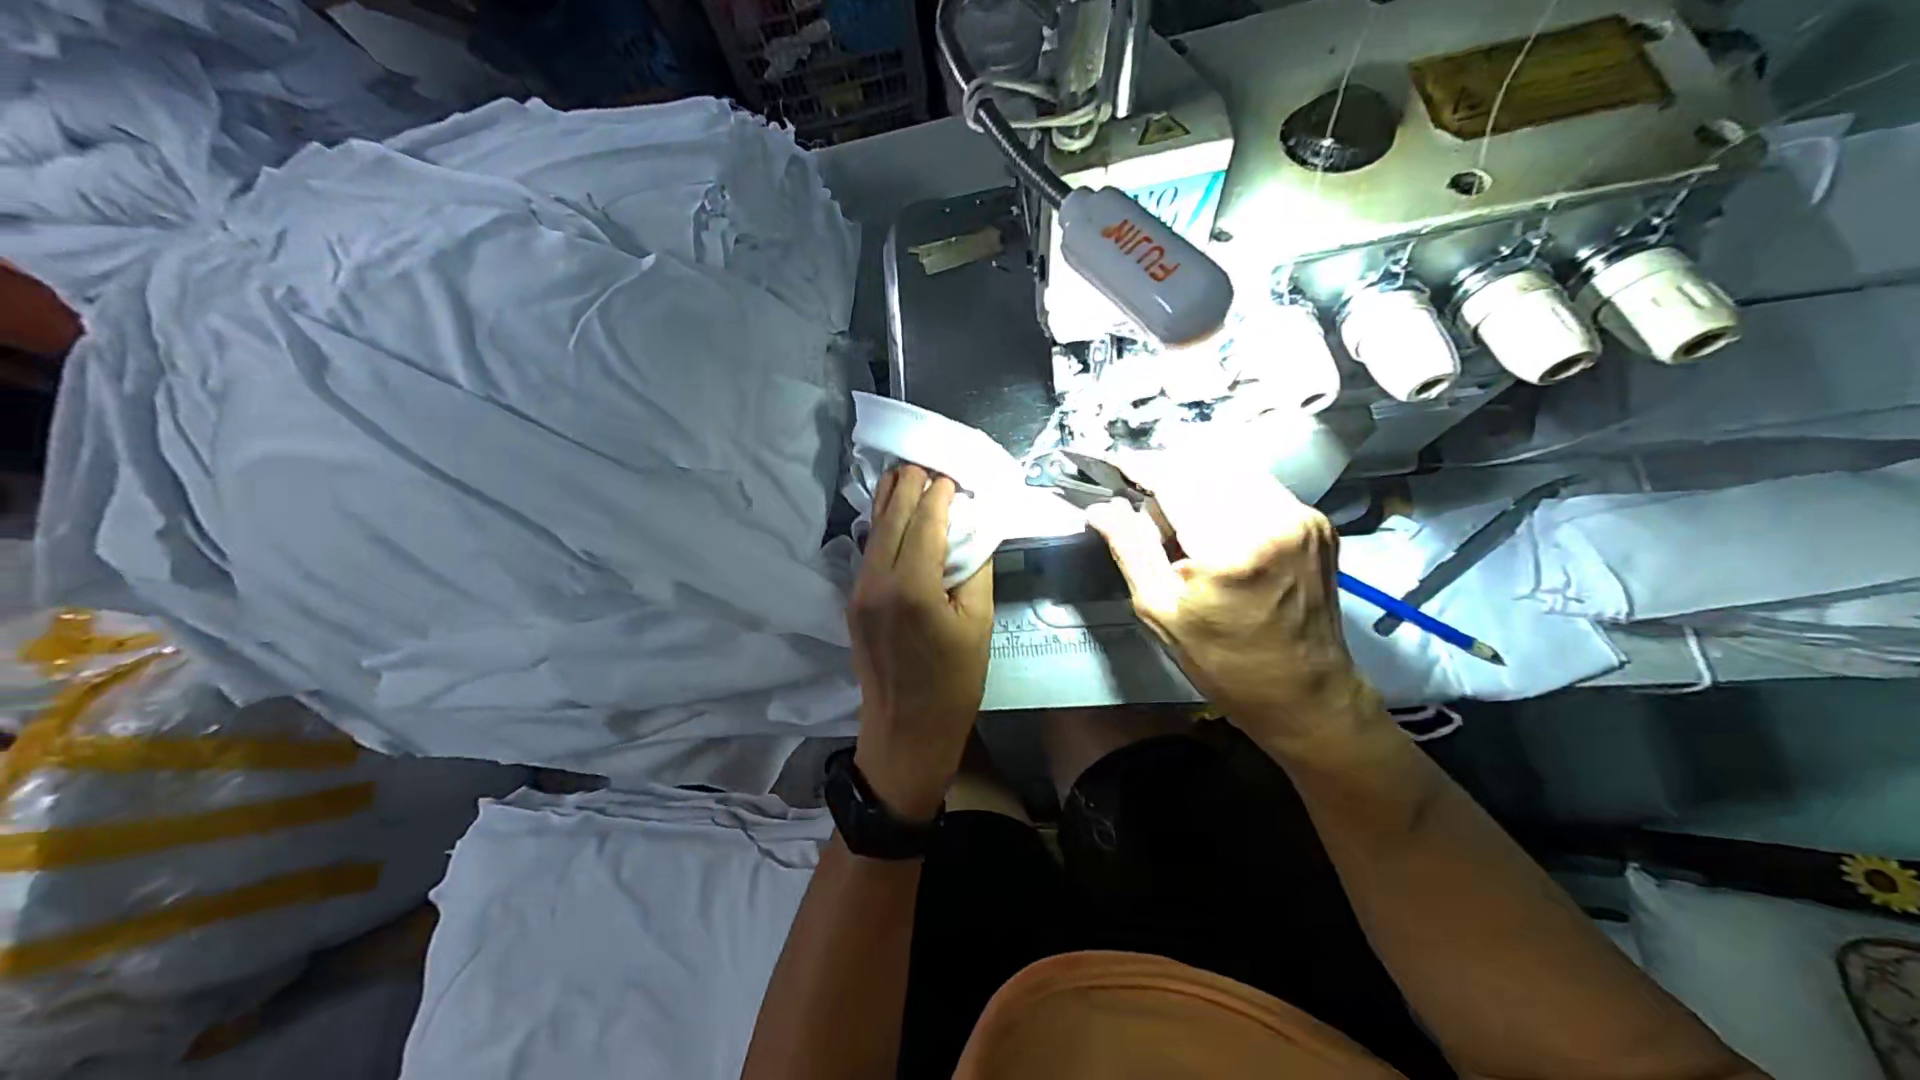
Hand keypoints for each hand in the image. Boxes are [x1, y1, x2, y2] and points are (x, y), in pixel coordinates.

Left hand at [848, 465, 994, 822]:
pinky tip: (896, 514)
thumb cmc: (954, 682)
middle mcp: (877, 580)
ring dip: (892, 501)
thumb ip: (974, 568)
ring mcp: (859, 590)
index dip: (940, 495)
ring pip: (875, 531)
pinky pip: (870, 551)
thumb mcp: (978, 622)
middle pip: (894, 518)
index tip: (953, 477)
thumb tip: (971, 529)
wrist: (907, 729)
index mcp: (913, 586)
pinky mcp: (853, 601)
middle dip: (911, 486)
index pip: (926, 522)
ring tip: (906, 475)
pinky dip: (884, 526)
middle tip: (927, 464)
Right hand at [1085, 453, 1379, 750]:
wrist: (1305, 691)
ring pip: (1234, 469)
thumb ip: (1131, 550)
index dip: (1139, 466)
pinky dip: (1226, 489)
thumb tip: (1101, 509)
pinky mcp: (1317, 522)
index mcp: (1232, 551)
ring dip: (1196, 476)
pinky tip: (1209, 515)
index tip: (1112, 461)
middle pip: (1205, 466)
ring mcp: (1303, 518)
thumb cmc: (1224, 662)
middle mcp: (1275, 522)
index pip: (1176, 481)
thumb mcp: (1160, 612)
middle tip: (1136, 489)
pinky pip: (1259, 486)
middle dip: (1165, 470)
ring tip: (1172, 505)